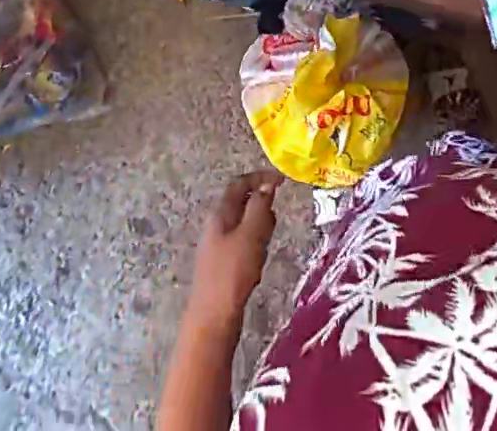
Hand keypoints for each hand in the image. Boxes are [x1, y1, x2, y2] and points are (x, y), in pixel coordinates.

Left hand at [186, 171, 281, 327]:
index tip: (282, 179)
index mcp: (220, 213)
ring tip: (266, 246)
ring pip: (244, 225)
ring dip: (260, 228)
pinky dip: (256, 246)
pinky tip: (258, 265)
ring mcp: (218, 245)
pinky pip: (244, 244)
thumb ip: (259, 208)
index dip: (260, 178)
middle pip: (242, 203)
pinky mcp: (223, 264)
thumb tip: (266, 185)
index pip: (239, 184)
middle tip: (275, 220)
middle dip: (262, 206)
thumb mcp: (250, 236)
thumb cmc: (232, 273)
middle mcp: (217, 225)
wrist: (213, 318)